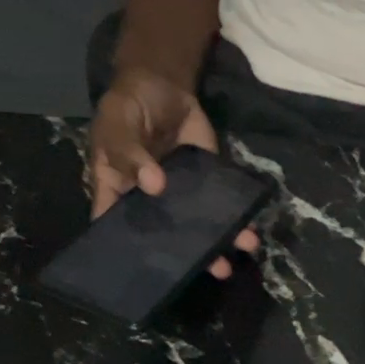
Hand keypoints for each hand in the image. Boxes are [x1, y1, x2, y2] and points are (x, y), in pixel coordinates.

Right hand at [88, 68, 259, 276]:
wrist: (167, 86)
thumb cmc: (130, 105)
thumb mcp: (118, 123)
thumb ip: (130, 153)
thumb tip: (152, 184)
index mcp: (118, 193)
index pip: (117, 231)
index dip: (128, 255)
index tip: (145, 276)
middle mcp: (150, 205)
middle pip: (165, 240)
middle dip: (185, 259)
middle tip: (203, 270)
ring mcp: (181, 200)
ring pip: (197, 231)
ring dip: (215, 247)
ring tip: (228, 264)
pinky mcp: (208, 189)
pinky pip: (222, 211)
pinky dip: (235, 224)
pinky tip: (247, 236)